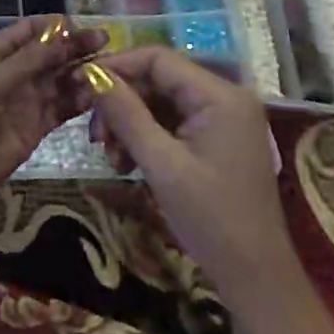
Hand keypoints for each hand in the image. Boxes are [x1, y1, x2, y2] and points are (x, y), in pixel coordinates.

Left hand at [0, 16, 106, 203]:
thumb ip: (30, 60)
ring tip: (106, 71)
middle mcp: (13, 71)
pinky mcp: (37, 125)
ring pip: (60, 79)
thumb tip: (66, 33)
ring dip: (80, 73)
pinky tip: (98, 95)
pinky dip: (79, 100)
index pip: (29, 30)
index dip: (56, 27)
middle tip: (107, 44)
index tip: (85, 25)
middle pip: (50, 53)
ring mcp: (26, 98)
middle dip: (75, 48)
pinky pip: (62, 107)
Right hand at [79, 48, 296, 294]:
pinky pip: (168, 123)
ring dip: (126, 124)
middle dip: (119, 103)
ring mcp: (220, 119)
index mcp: (220, 96)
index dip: (115, 67)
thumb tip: (91, 74)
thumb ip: (125, 113)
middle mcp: (224, 98)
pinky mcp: (213, 139)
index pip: (157, 59)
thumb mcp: (160, 163)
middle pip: (156, 80)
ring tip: (110, 156)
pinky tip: (126, 164)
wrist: (253, 275)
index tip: (80, 85)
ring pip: (157, 102)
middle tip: (93, 135)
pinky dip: (142, 138)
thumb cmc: (210, 217)